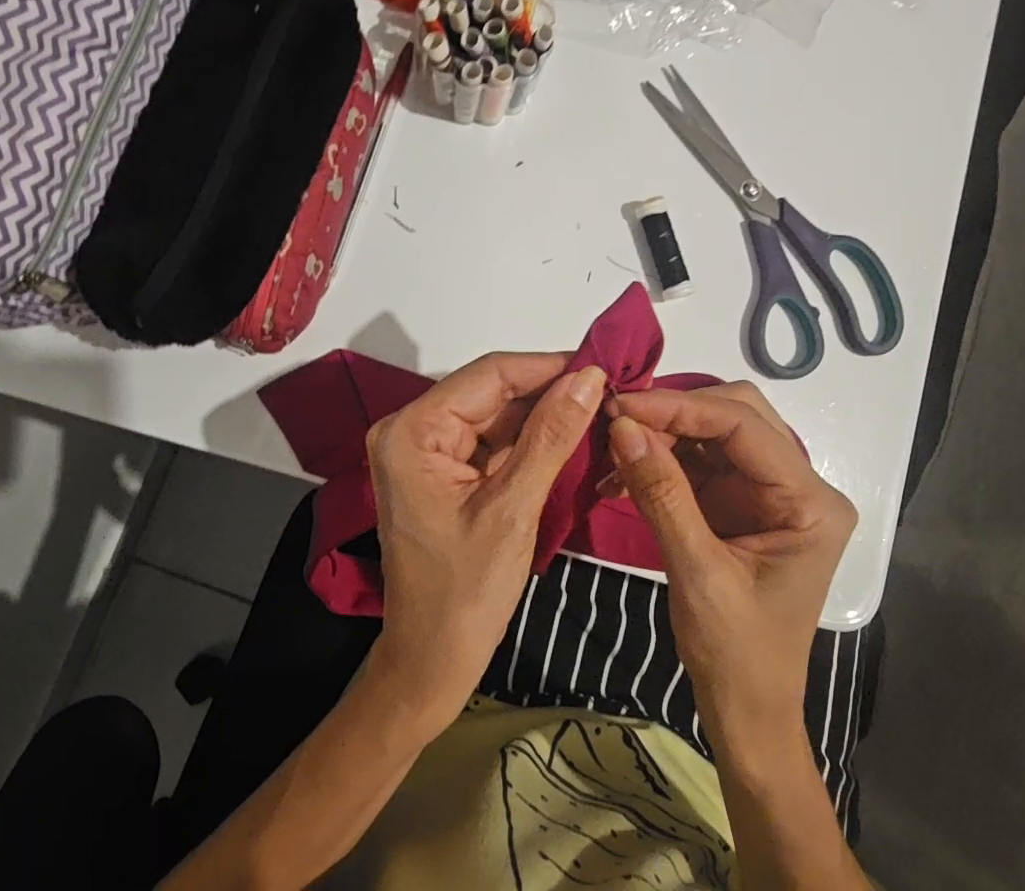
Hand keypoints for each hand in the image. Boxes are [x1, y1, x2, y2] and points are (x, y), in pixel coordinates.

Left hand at [365, 354, 607, 730]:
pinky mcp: (442, 474)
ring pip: (497, 418)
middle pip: (492, 393)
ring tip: (602, 416)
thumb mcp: (513, 509)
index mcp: (412, 432)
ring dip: (545, 419)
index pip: (489, 376)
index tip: (606, 367)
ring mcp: (425, 453)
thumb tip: (590, 377)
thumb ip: (551, 437)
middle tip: (613, 395)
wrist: (432, 658)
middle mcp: (411, 431)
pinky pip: (492, 445)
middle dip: (550, 394)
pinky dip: (530, 446)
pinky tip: (573, 443)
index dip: (549, 367)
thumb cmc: (465, 592)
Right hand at [604, 383, 856, 735]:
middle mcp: (798, 487)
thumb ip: (662, 493)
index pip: (746, 426)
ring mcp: (767, 494)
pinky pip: (697, 464)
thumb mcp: (697, 571)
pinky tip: (620, 475)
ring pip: (712, 434)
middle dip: (673, 413)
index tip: (620, 405)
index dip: (681, 408)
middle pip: (736, 416)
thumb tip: (621, 426)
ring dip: (660, 436)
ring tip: (609, 448)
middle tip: (615, 420)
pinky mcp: (738, 505)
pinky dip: (658, 463)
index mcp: (810, 502)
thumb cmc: (735, 651)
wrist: (744, 706)